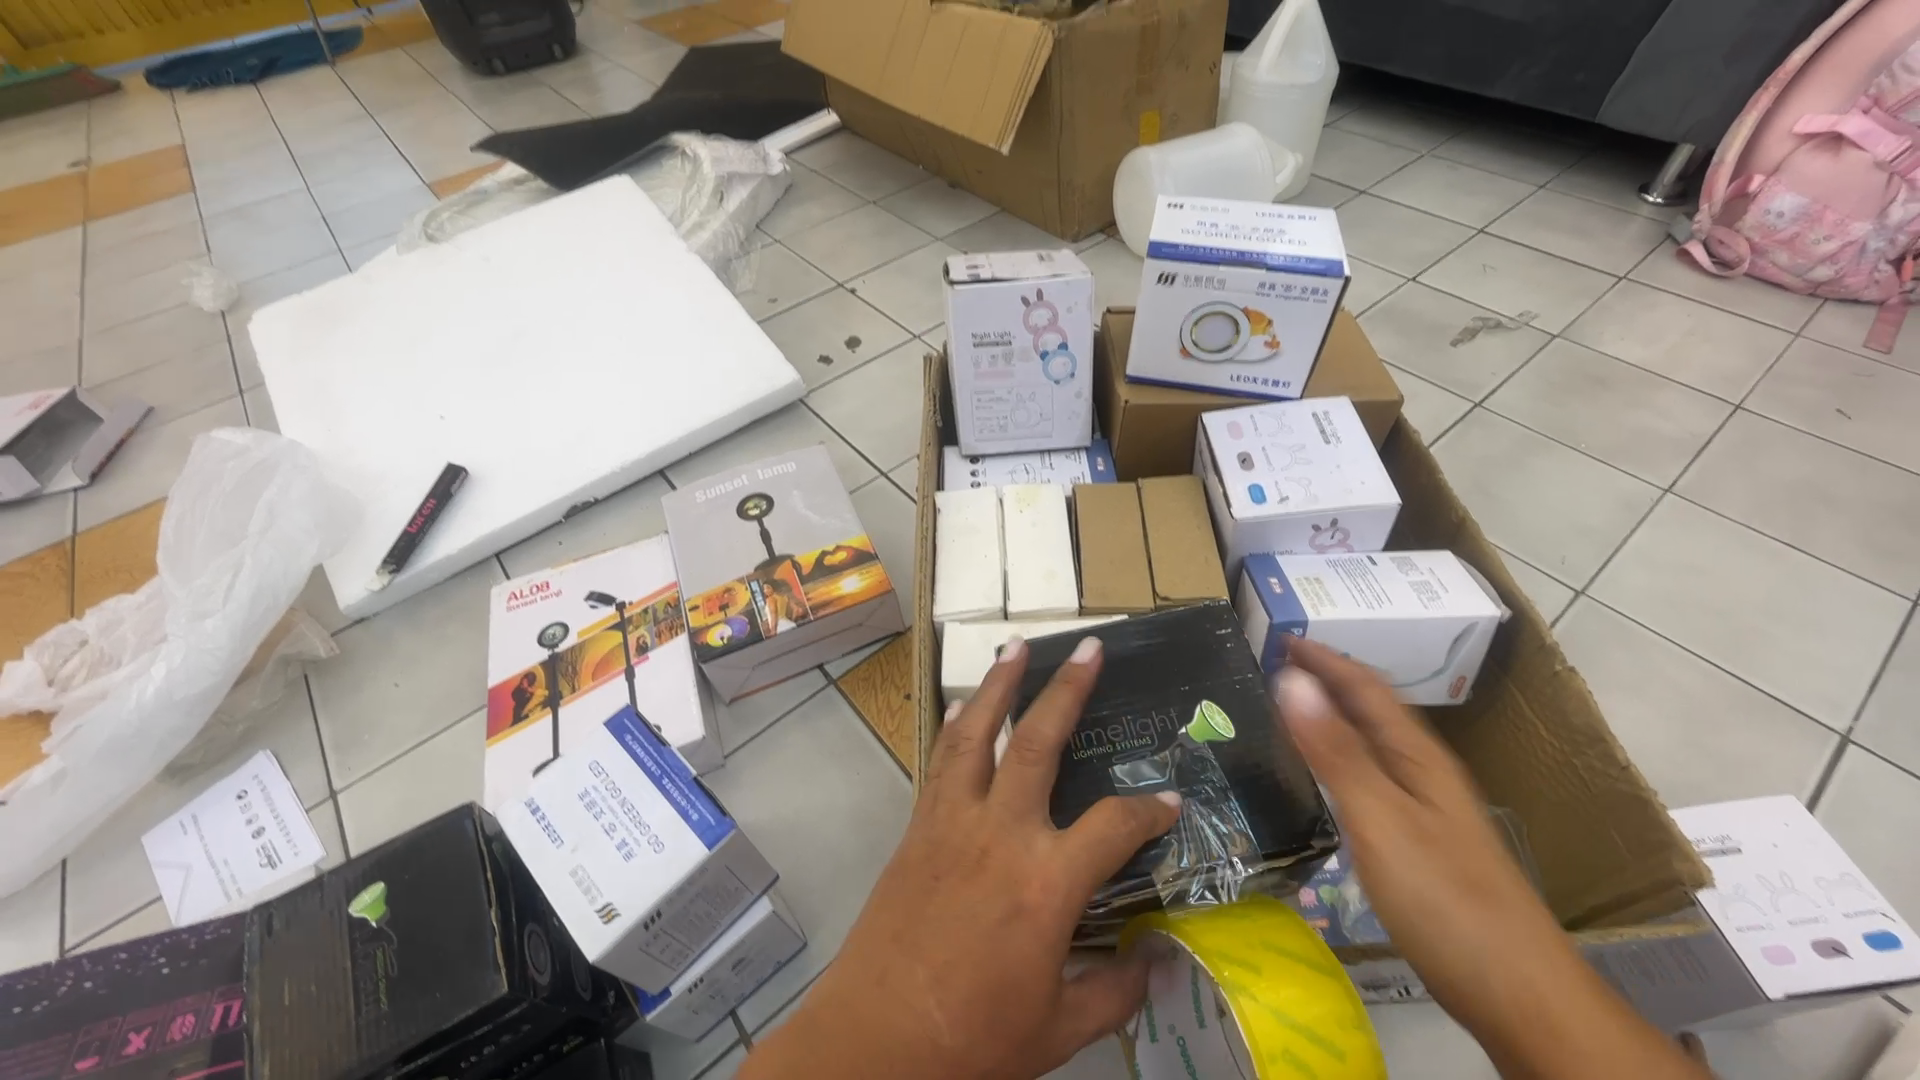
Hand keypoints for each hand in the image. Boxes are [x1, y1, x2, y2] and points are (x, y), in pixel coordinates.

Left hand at [741, 635, 1180, 1079]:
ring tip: (1017, 647)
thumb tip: (1162, 963)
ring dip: (1000, 686)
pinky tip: (966, 709)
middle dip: (1068, 690)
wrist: (874, 1038)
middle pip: (1038, 743)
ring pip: (978, 735)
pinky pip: (942, 763)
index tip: (1168, 802)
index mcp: (1047, 882)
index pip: (1115, 825)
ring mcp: (953, 823)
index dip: (1149, 811)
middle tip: (1090, 649)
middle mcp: (1002, 833)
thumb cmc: (973, 1037)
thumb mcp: (1059, 1029)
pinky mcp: (918, 829)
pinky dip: (959, 728)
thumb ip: (1117, 991)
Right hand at [1275, 638, 1565, 1030]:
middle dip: (1327, 681)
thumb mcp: (1380, 819)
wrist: (1520, 993)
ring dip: (1334, 718)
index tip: (1277, 636)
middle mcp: (1426, 774)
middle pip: (1373, 711)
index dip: (1324, 660)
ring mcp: (1428, 811)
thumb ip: (1335, 753)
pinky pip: (1373, 778)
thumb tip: (1290, 680)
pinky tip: (1327, 779)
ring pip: (1374, 744)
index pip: (1366, 689)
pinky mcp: (1422, 845)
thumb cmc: (1446, 900)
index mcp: (1418, 758)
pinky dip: (1341, 758)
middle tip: (1272, 668)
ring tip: (1289, 710)